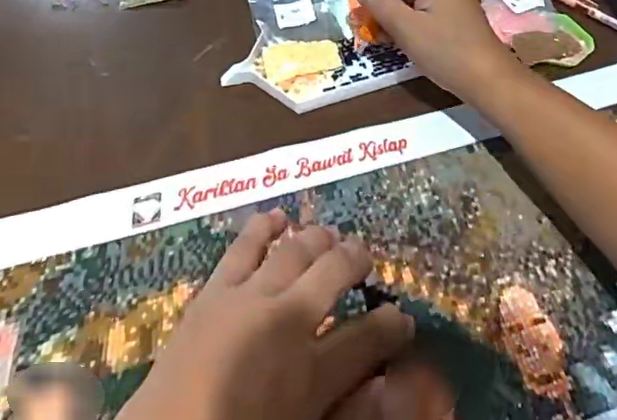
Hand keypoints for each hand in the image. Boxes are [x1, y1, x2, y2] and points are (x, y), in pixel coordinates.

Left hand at [121, 209, 413, 419]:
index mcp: (310, 373)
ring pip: (293, 252)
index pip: (366, 340)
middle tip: (365, 255)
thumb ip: (347, 411)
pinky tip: (277, 216)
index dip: (391, 327)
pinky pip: (243, 248)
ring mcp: (248, 299)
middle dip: (355, 260)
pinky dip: (263, 227)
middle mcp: (286, 322)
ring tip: (330, 234)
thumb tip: (390, 387)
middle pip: (332, 274)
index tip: (403, 318)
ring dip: (316, 239)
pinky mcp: (214, 291)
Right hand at [351, 0, 521, 102]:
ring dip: (392, 15)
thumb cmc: (447, 52)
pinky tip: (399, 41)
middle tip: (367, 29)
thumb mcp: (407, 28)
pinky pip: (424, 10)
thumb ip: (380, 3)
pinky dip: (408, 22)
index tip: (361, 13)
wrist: (490, 82)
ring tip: (380, 39)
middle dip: (381, 2)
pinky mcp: (455, 16)